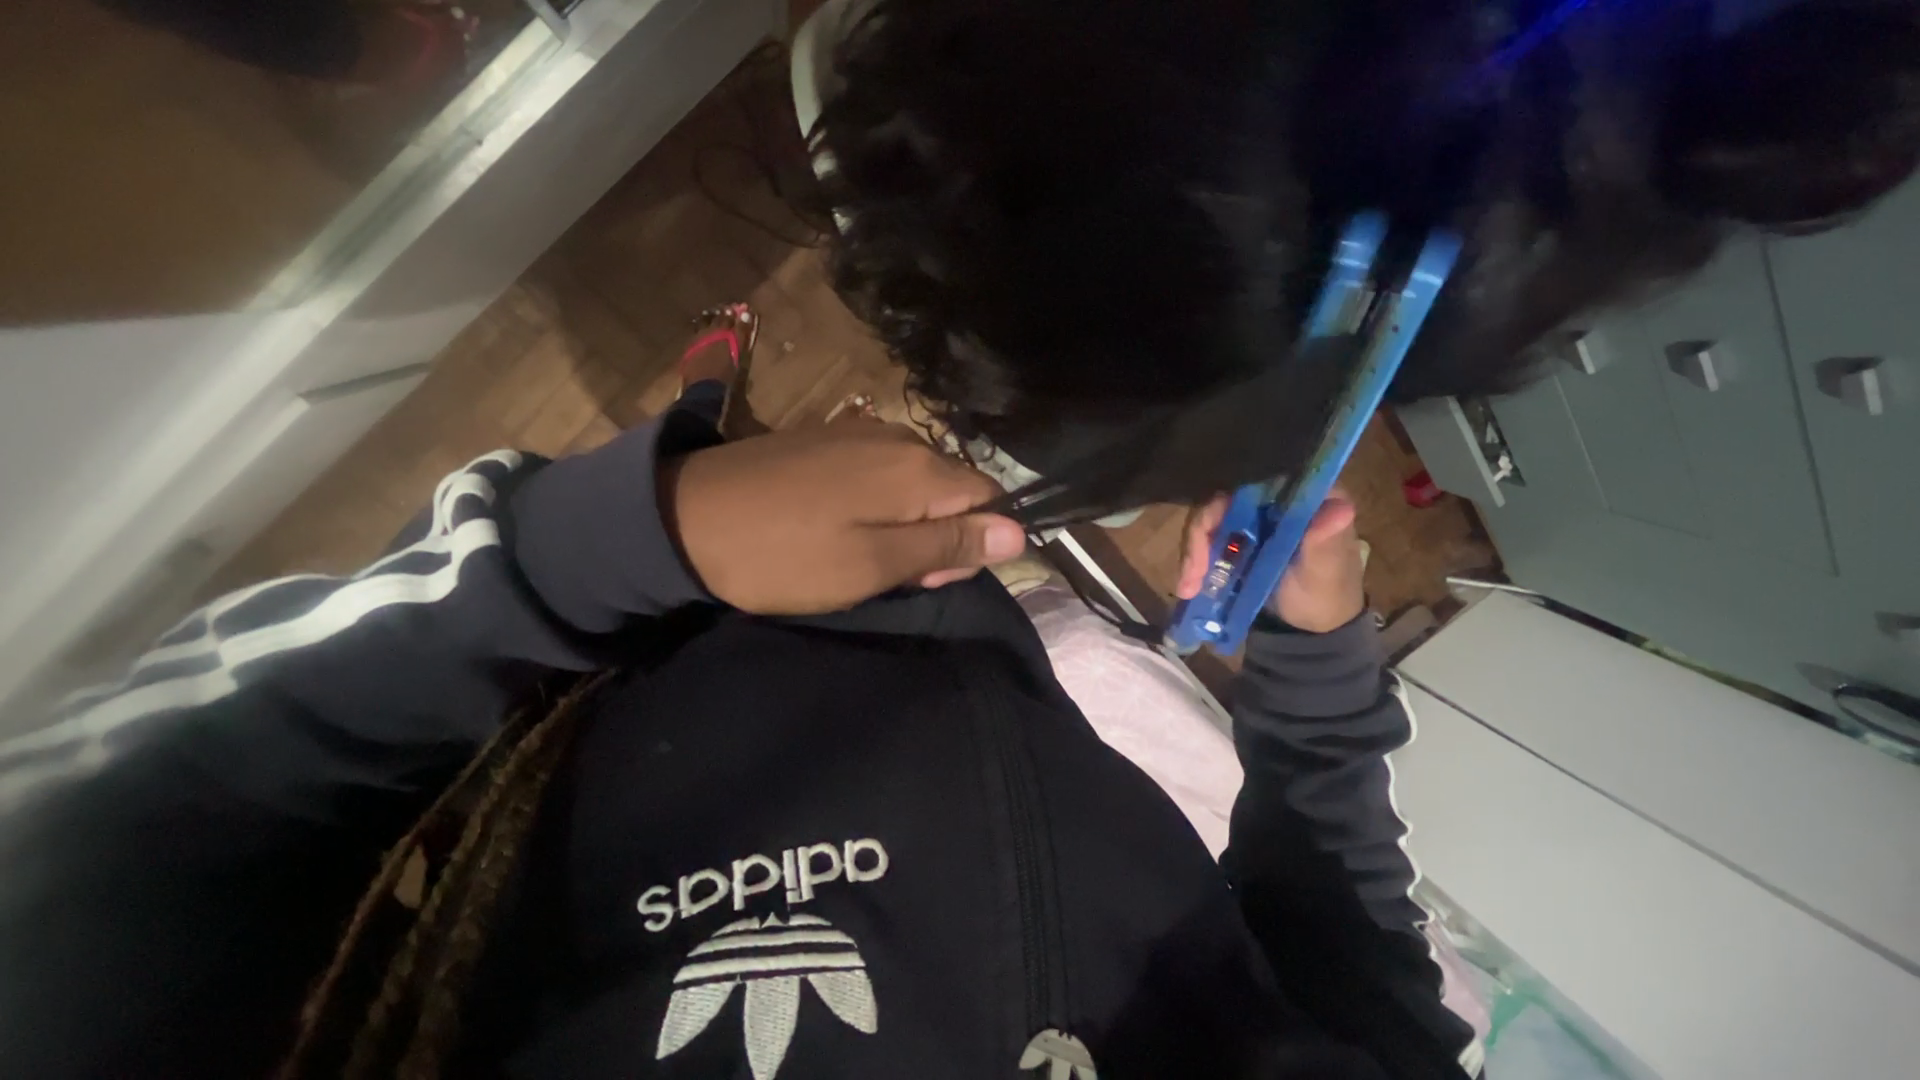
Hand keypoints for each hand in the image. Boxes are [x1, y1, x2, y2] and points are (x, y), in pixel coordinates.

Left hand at [660, 422, 1026, 614]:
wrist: (682, 517)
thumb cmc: (785, 555)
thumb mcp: (873, 564)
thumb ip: (948, 545)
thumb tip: (1018, 533)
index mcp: (919, 467)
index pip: (991, 497)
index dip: (977, 541)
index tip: (936, 576)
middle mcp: (899, 437)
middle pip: (955, 488)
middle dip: (941, 535)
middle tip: (892, 578)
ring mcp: (859, 433)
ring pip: (916, 482)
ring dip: (908, 523)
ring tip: (861, 560)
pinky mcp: (826, 440)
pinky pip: (880, 472)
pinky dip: (877, 505)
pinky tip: (840, 530)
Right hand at [1175, 490, 1365, 633]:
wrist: (1310, 629)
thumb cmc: (1327, 595)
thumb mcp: (1327, 570)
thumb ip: (1325, 540)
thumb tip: (1341, 506)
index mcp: (1305, 493)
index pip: (1259, 476)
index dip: (1229, 497)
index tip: (1210, 530)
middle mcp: (1274, 496)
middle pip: (1225, 496)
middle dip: (1202, 532)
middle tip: (1194, 571)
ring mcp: (1251, 515)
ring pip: (1209, 517)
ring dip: (1193, 550)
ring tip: (1189, 586)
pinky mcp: (1234, 535)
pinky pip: (1205, 537)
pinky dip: (1194, 560)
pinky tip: (1188, 586)